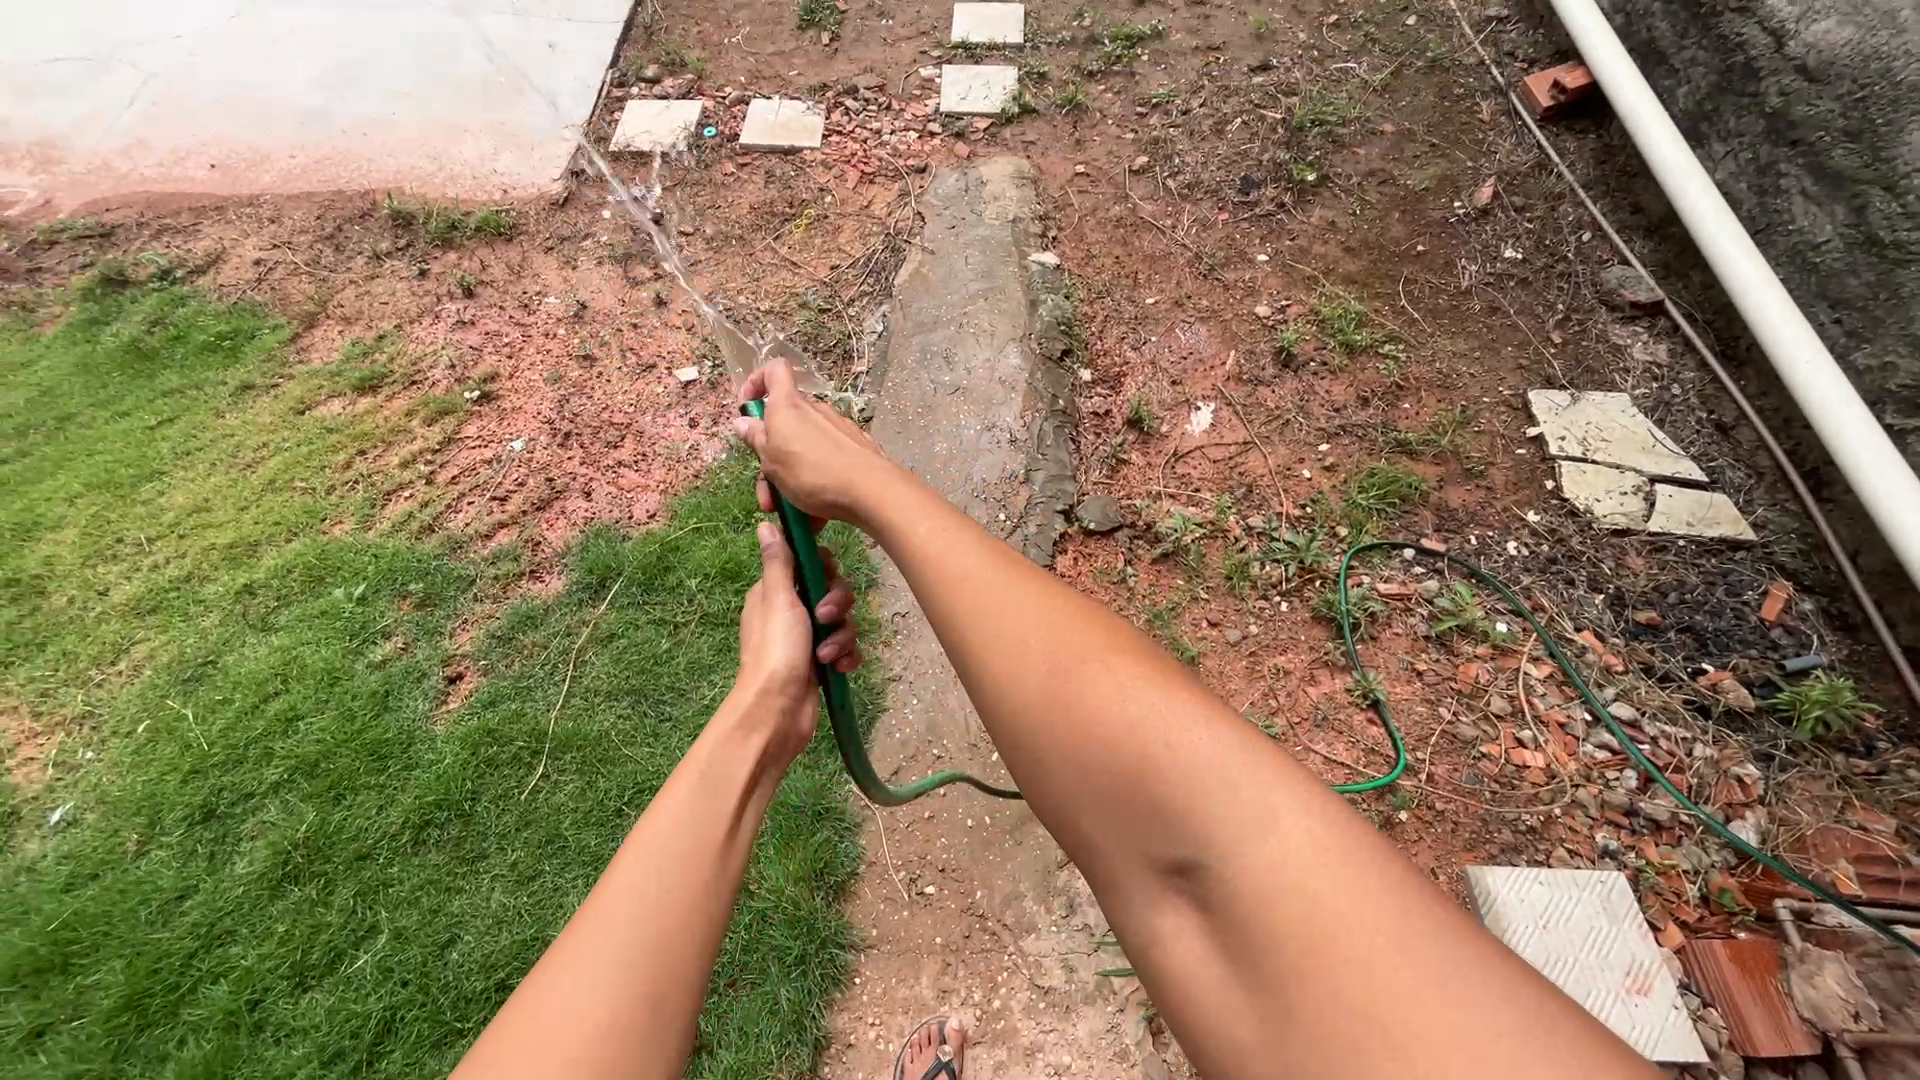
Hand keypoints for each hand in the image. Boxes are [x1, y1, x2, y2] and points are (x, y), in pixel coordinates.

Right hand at [732, 359, 892, 529]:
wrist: (869, 490)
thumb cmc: (811, 472)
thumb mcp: (772, 460)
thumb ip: (756, 439)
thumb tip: (743, 421)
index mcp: (788, 406)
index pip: (774, 371)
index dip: (756, 382)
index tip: (747, 409)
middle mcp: (815, 411)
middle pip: (786, 427)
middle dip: (772, 462)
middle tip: (769, 497)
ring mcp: (838, 430)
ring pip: (804, 452)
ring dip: (792, 482)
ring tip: (793, 515)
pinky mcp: (856, 450)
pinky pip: (826, 465)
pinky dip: (817, 487)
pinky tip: (817, 517)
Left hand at [736, 520, 862, 757]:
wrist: (777, 710)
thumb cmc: (776, 649)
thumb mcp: (778, 597)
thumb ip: (778, 561)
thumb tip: (765, 523)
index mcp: (775, 593)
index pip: (809, 565)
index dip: (824, 568)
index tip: (828, 573)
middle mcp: (790, 613)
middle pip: (831, 592)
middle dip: (837, 605)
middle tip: (826, 618)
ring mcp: (807, 640)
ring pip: (842, 622)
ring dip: (841, 636)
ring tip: (828, 655)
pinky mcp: (821, 664)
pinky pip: (846, 649)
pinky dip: (846, 656)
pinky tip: (840, 668)